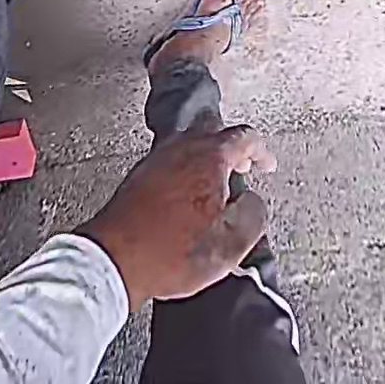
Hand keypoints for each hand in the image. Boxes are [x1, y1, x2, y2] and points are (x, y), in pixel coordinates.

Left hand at [77, 123, 275, 310]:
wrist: (118, 256)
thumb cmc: (172, 251)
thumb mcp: (230, 245)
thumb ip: (254, 215)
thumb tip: (254, 201)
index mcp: (210, 157)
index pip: (244, 137)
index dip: (261, 151)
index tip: (266, 164)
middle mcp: (184, 146)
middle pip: (214, 128)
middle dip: (233, 145)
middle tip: (242, 167)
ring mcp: (161, 155)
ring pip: (191, 140)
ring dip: (208, 154)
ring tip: (216, 182)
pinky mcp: (144, 170)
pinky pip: (173, 155)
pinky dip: (188, 164)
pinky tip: (188, 191)